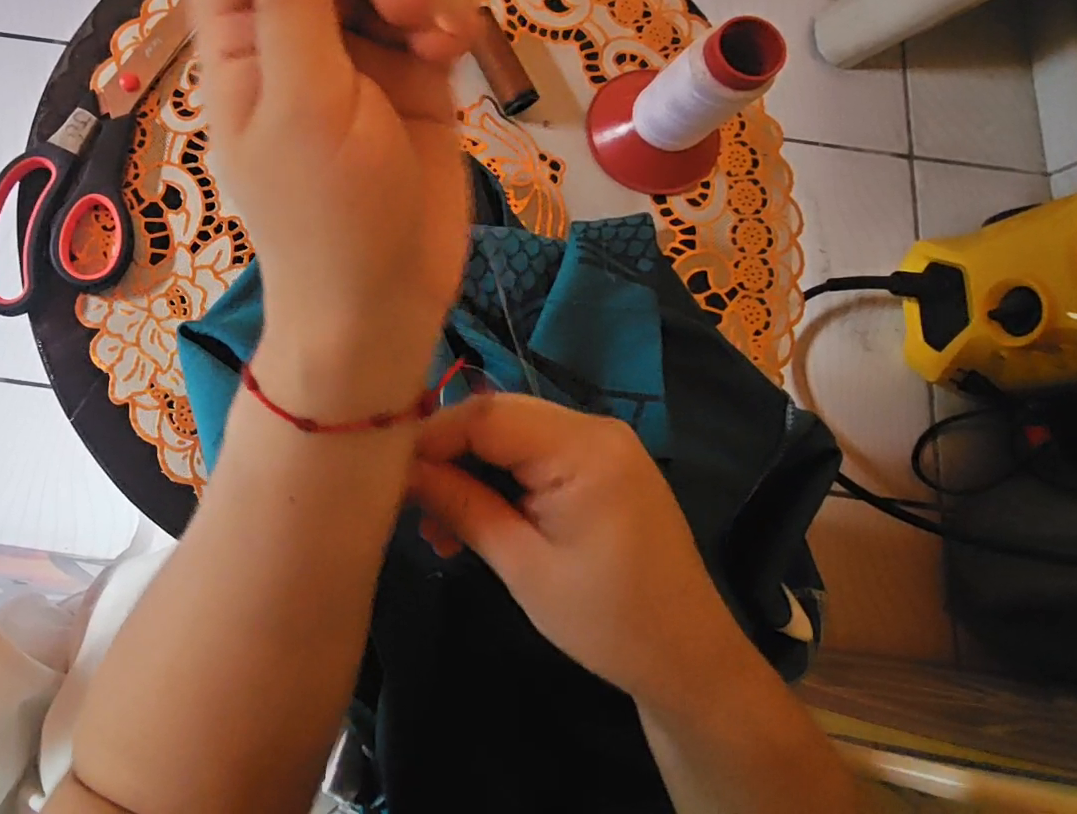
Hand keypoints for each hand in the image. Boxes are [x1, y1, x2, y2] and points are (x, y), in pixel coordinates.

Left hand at [186, 0, 480, 417]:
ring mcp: (356, 60)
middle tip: (400, 5)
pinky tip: (455, 50)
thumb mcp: (303, 101)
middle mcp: (294, 45)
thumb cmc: (328, 214)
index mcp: (242, 50)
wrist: (384, 299)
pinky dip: (444, 19)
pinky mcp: (410, 79)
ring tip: (437, 41)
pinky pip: (427, 16)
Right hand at [408, 393, 760, 711]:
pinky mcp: (600, 465)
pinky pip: (533, 454)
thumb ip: (460, 506)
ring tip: (437, 527)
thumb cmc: (608, 622)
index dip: (431, 435)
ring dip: (468, 471)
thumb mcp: (522, 567)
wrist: (689, 661)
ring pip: (509, 435)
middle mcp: (595, 430)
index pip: (487, 415)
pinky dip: (497, 480)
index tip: (386, 469)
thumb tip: (401, 470)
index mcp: (585, 449)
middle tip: (408, 498)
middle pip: (497, 417)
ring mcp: (602, 445)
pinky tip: (472, 520)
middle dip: (446, 453)